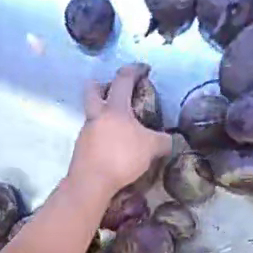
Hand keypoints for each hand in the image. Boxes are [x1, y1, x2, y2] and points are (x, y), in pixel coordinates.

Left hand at [67, 64, 170, 198]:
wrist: (90, 182)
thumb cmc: (121, 157)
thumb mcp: (152, 148)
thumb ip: (164, 141)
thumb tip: (170, 140)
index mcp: (114, 108)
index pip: (123, 79)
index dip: (134, 70)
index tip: (144, 69)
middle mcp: (96, 115)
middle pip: (93, 89)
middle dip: (104, 85)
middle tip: (117, 91)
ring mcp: (85, 132)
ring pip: (93, 114)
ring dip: (105, 115)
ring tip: (122, 126)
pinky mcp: (81, 149)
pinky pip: (93, 134)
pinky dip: (103, 135)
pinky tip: (114, 146)